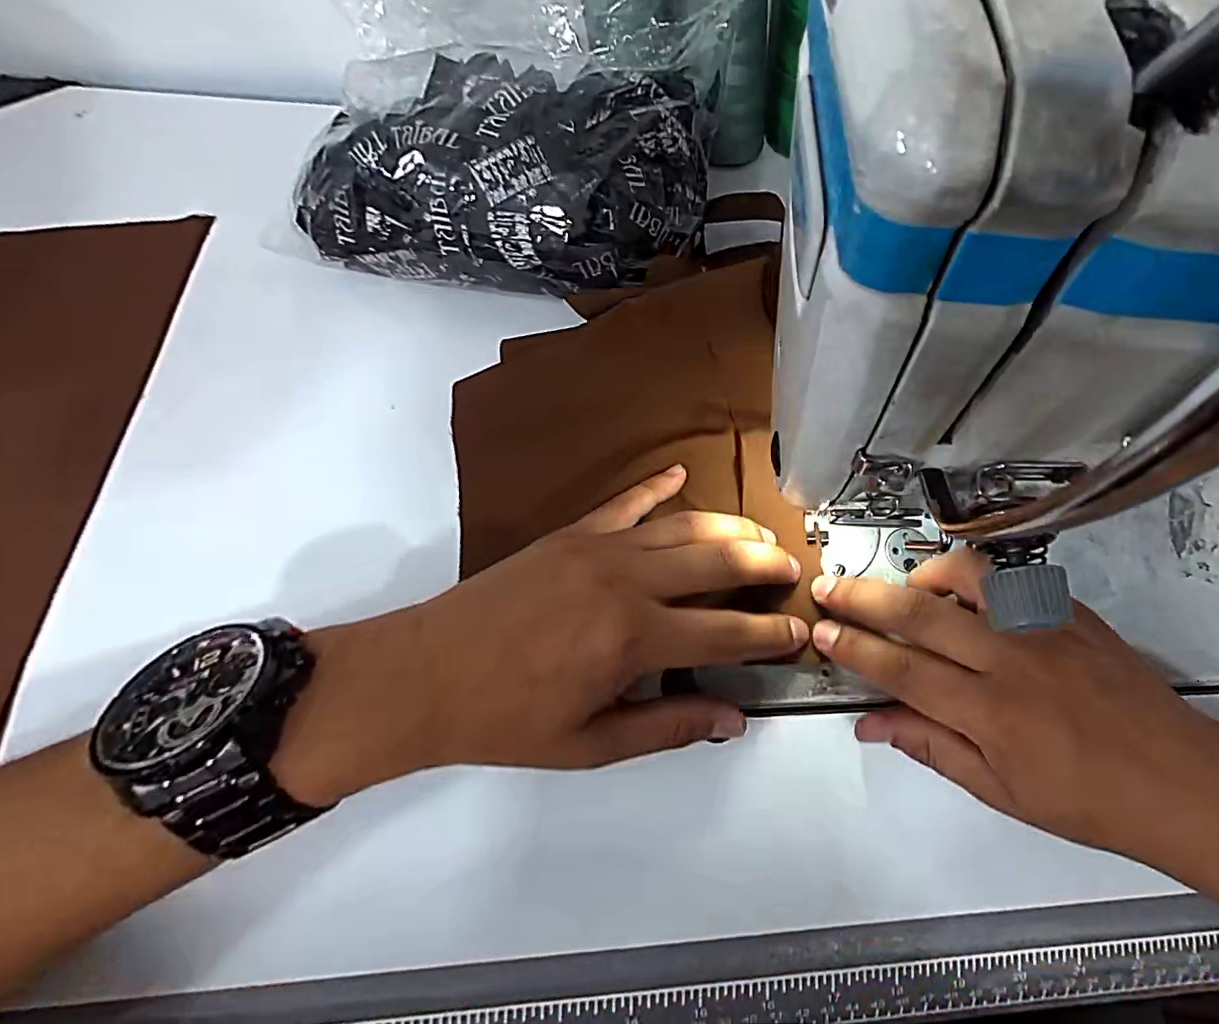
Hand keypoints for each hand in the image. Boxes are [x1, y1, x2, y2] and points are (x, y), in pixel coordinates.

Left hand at [276, 465, 806, 802]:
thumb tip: (732, 720)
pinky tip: (681, 474)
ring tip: (761, 534)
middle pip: (718, 561)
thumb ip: (667, 729)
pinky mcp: (572, 532)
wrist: (420, 676)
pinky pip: (627, 502)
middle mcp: (627, 583)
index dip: (768, 634)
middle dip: (765, 564)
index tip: (798, 632)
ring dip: (730, 526)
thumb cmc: (504, 720)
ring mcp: (599, 548)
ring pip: (685, 526)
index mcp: (634, 641)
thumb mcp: (588, 745)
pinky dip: (658, 486)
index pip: (725, 632)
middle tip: (793, 569)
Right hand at [811, 551, 1218, 863]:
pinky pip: (1010, 580)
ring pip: (966, 576)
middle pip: (920, 614)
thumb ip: (931, 746)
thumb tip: (875, 724)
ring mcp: (1044, 626)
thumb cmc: (1090, 799)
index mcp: (991, 713)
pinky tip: (963, 596)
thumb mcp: (1000, 789)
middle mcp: (1012, 659)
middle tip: (831, 588)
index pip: (902, 669)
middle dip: (863, 598)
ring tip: (902, 589)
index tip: (824, 634)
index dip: (855, 649)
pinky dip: (973, 579)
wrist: (1178, 778)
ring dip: (922, 575)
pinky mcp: (1070, 610)